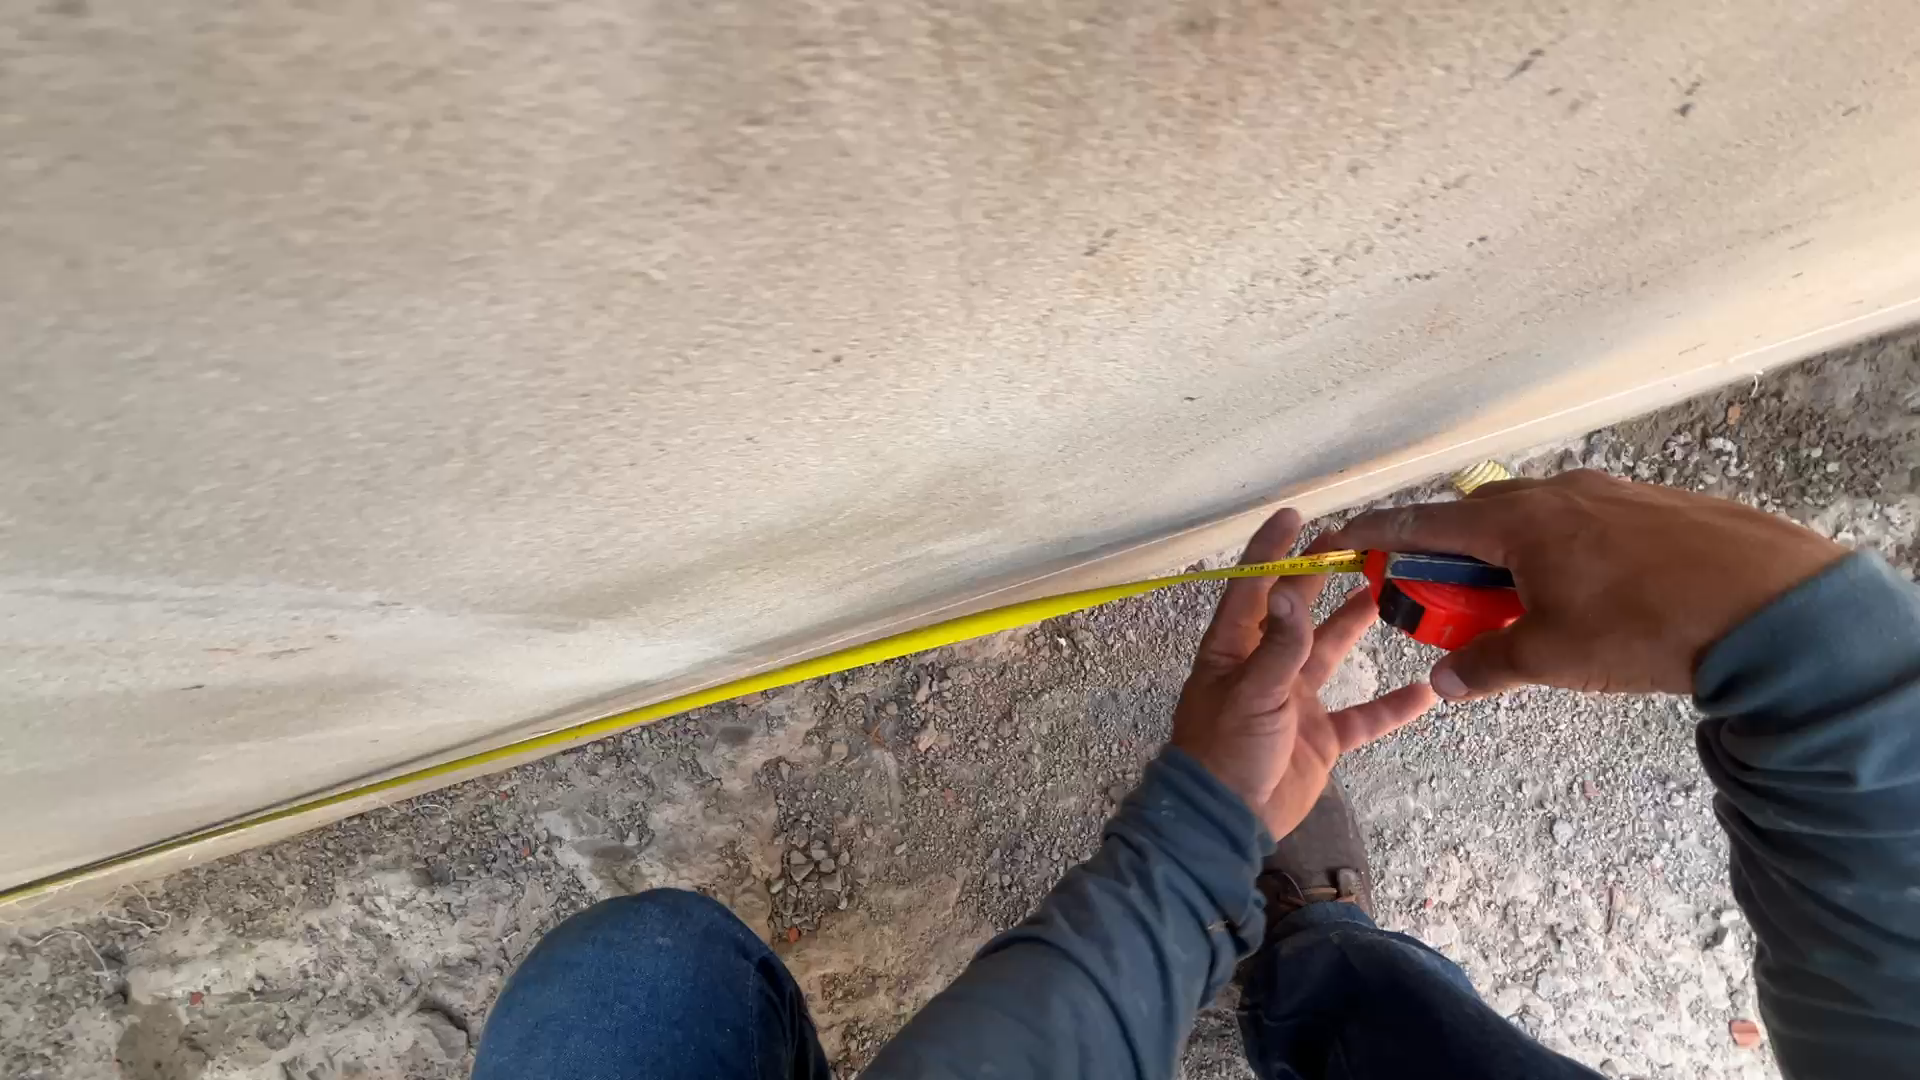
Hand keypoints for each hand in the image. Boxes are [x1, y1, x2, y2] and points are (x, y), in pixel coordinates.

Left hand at [1171, 508, 1437, 837]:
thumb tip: (1292, 593)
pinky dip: (1392, 705)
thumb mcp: (1250, 692)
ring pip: (1330, 653)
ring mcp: (1294, 700)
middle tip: (1357, 546)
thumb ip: (1277, 647)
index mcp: (1235, 649)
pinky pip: (1363, 716)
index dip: (1270, 551)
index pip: (1253, 588)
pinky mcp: (1320, 736)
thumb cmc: (1225, 748)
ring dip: (1356, 625)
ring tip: (1390, 592)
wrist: (1229, 818)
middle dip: (1321, 578)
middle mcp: (1265, 666)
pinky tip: (1427, 689)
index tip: (1293, 517)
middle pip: (1297, 612)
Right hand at [1329, 469, 1848, 698]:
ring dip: (1506, 550)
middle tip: (1450, 593)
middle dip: (1446, 551)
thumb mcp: (1552, 657)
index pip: (1418, 523)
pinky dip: (1559, 546)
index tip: (1334, 540)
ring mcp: (1608, 491)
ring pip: (1529, 514)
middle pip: (1471, 516)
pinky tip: (1591, 584)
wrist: (1791, 614)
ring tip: (1526, 595)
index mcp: (1515, 523)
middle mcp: (1553, 494)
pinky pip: (1581, 516)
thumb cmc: (1647, 628)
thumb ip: (1485, 665)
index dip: (1368, 533)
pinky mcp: (1656, 501)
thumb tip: (1442, 683)